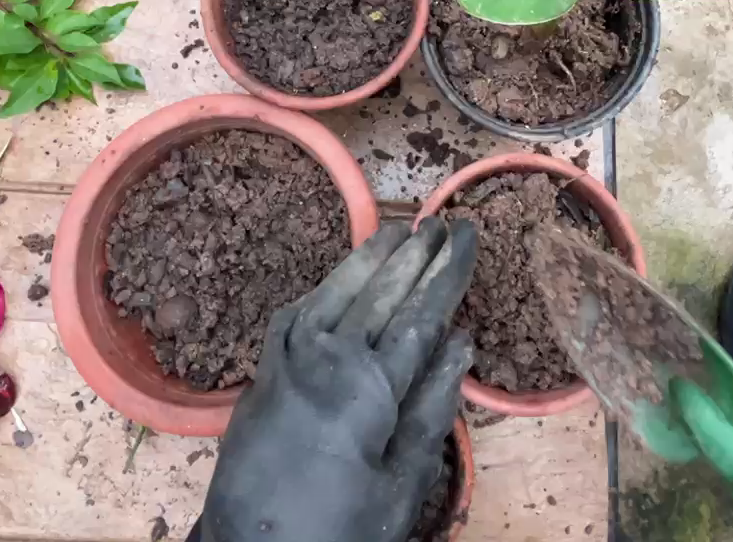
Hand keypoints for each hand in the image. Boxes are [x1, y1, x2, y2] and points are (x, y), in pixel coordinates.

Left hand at [195, 218, 477, 541]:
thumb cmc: (339, 530)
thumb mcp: (401, 484)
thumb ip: (433, 408)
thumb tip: (463, 341)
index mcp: (372, 388)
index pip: (423, 314)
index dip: (448, 273)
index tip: (467, 237)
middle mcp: (330, 357)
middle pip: (384, 292)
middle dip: (416, 255)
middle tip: (440, 222)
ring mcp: (291, 355)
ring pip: (341, 289)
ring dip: (373, 257)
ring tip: (400, 229)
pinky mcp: (265, 365)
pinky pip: (299, 309)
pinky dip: (325, 285)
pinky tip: (341, 273)